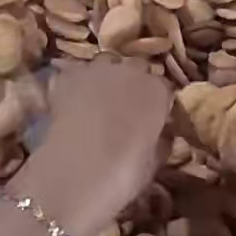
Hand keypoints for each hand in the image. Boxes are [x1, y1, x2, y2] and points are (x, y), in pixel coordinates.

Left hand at [9, 57, 170, 235]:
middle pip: (137, 67)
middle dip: (134, 81)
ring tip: (97, 98)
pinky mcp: (70, 75)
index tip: (154, 115)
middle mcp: (131, 70)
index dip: (158, 100)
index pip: (164, 86)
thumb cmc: (125, 172)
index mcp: (158, 90)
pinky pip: (76, 72)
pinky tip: (70, 100)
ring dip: (106, 76)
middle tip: (125, 106)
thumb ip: (162, 140)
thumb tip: (164, 133)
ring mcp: (98, 69)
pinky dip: (75, 82)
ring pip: (106, 62)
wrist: (78, 170)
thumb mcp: (154, 162)